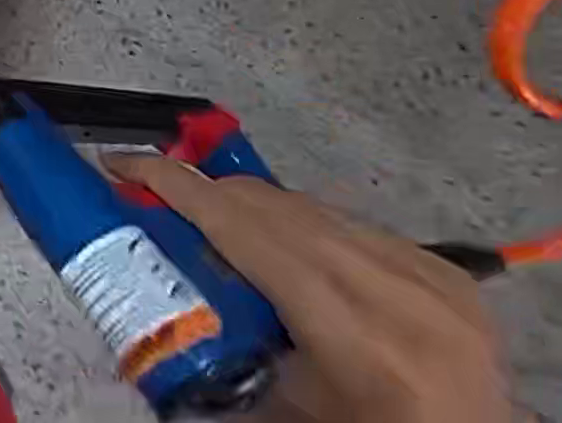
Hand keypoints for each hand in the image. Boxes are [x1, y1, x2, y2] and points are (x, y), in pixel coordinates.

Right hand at [105, 155, 512, 422]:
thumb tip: (133, 275)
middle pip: (265, 204)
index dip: (171, 184)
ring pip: (298, 202)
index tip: (117, 163)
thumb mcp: (272, 404)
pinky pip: (338, 217)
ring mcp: (429, 276)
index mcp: (355, 338)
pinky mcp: (444, 270)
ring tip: (209, 221)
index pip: (240, 227)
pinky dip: (292, 220)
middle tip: (152, 198)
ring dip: (242, 204)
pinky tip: (280, 244)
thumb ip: (206, 333)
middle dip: (197, 191)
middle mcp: (397, 294)